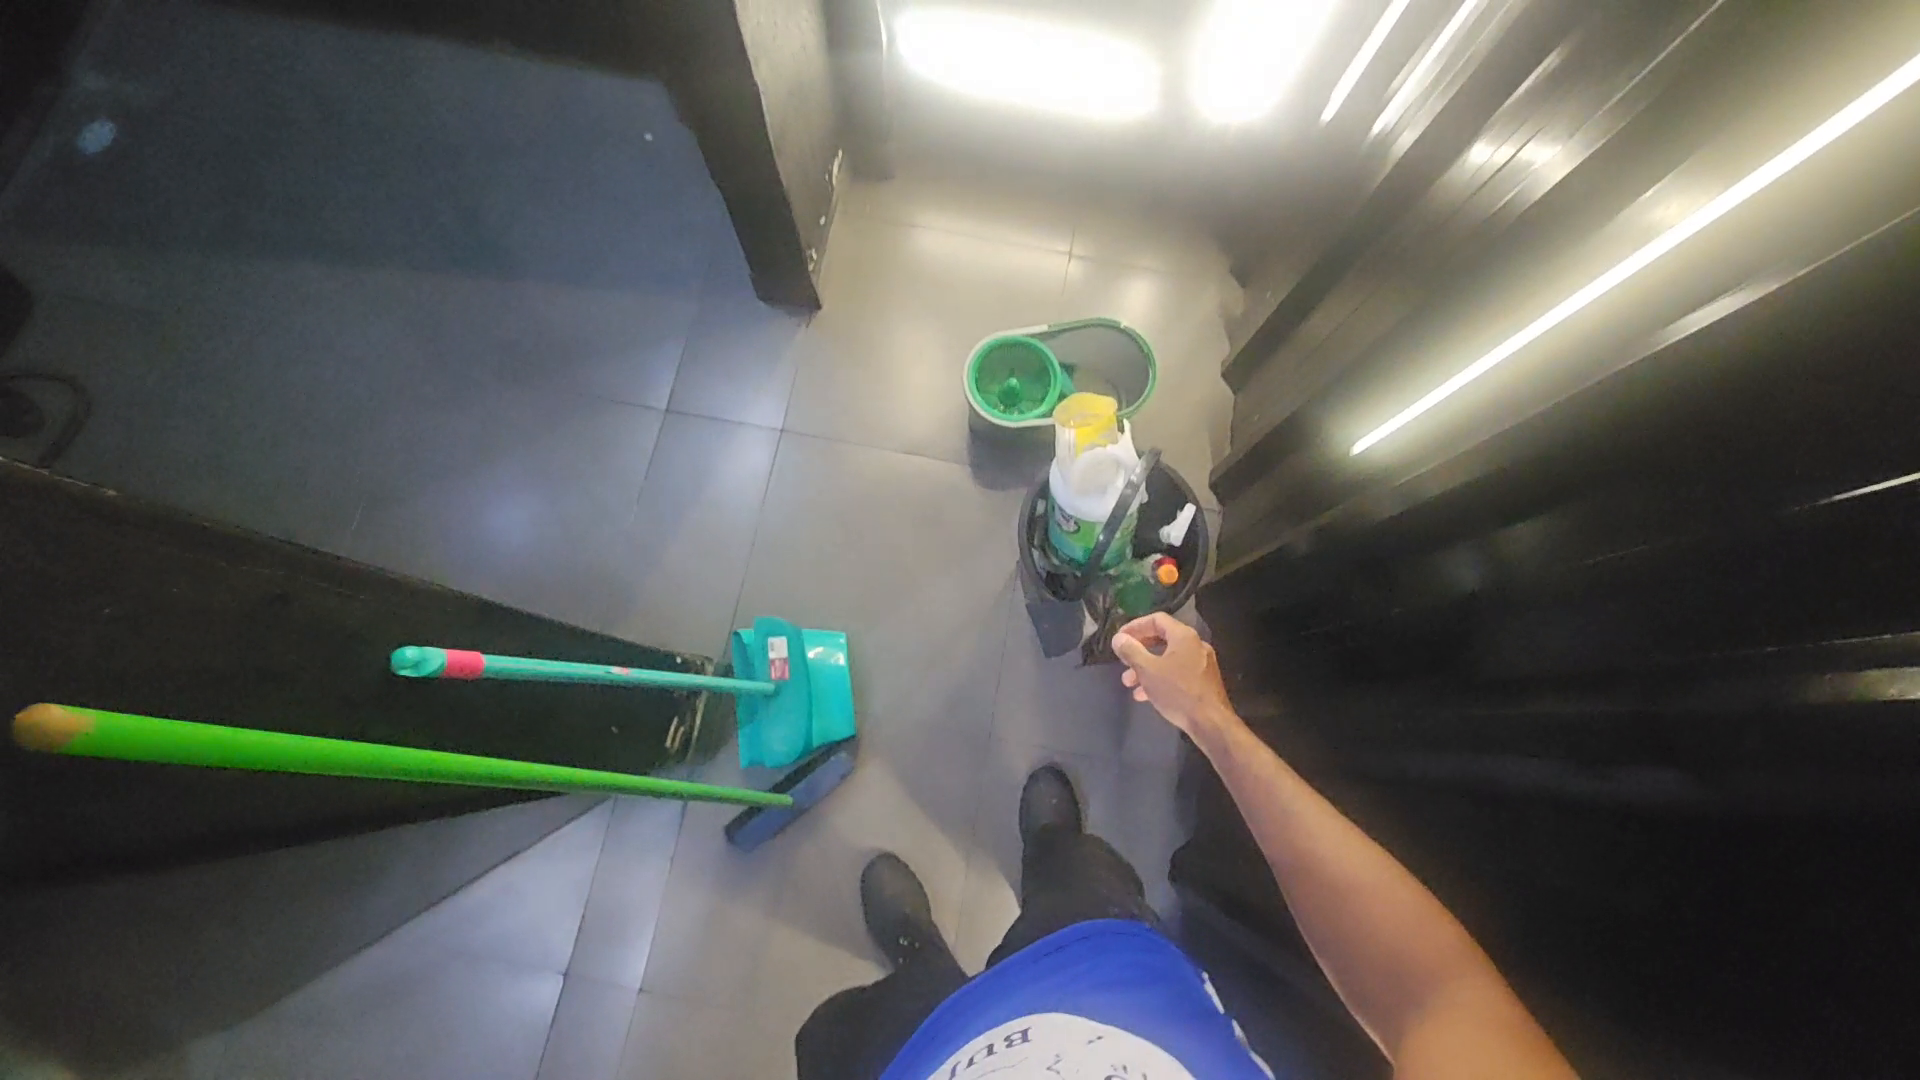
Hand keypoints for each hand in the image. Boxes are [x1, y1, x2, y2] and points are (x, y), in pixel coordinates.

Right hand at [1111, 612, 1239, 743]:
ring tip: (1129, 683)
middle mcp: (1195, 645)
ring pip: (1168, 659)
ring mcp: (1202, 664)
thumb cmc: (1178, 692)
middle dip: (1138, 651)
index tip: (1120, 638)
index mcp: (1184, 636)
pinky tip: (1145, 695)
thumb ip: (1131, 651)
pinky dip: (1160, 679)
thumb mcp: (1148, 670)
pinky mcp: (1204, 681)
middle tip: (1123, 661)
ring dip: (1146, 668)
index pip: (1156, 620)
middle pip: (1162, 639)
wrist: (1211, 723)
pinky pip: (1177, 673)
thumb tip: (1119, 638)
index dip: (1135, 626)